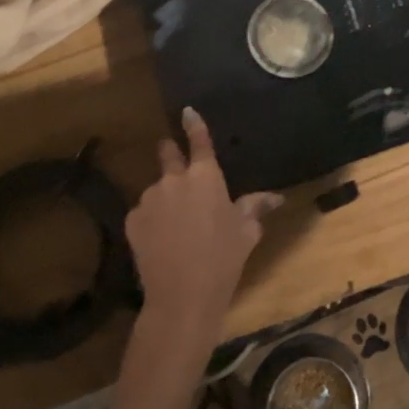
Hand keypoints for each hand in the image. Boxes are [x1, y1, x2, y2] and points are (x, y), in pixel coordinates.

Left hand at [125, 107, 281, 334]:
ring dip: (165, 197)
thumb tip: (277, 197)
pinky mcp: (132, 220)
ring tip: (175, 225)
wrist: (182, 297)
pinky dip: (152, 220)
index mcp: (205, 177)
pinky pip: (144, 212)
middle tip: (175, 161)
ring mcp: (149, 198)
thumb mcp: (246, 232)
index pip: (198, 141)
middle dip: (170, 151)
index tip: (186, 111)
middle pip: (168, 154)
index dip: (193, 124)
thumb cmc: (223, 259)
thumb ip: (256, 207)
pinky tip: (161, 241)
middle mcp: (174, 179)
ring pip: (157, 189)